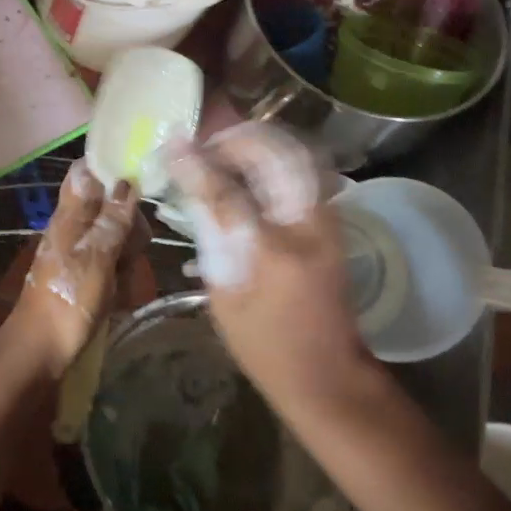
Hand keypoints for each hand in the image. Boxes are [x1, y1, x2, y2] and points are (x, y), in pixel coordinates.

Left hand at [9, 159, 141, 372]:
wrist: (41, 351)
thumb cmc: (67, 301)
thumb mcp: (96, 257)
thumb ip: (113, 221)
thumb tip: (128, 182)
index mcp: (70, 216)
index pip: (86, 173)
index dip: (110, 169)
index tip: (140, 178)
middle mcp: (73, 229)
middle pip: (110, 206)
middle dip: (129, 223)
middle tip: (133, 247)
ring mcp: (79, 255)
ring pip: (115, 238)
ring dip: (127, 254)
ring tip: (125, 277)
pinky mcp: (85, 279)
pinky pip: (112, 265)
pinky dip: (120, 277)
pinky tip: (121, 295)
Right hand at [164, 124, 366, 394]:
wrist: (328, 372)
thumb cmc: (265, 346)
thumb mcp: (224, 298)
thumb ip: (212, 241)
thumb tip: (194, 194)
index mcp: (272, 253)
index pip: (228, 191)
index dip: (197, 164)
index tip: (175, 145)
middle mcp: (307, 227)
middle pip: (277, 156)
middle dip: (239, 137)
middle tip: (208, 140)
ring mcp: (328, 222)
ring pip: (299, 156)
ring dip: (262, 142)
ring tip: (228, 148)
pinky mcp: (335, 223)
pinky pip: (307, 172)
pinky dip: (279, 158)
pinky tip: (253, 167)